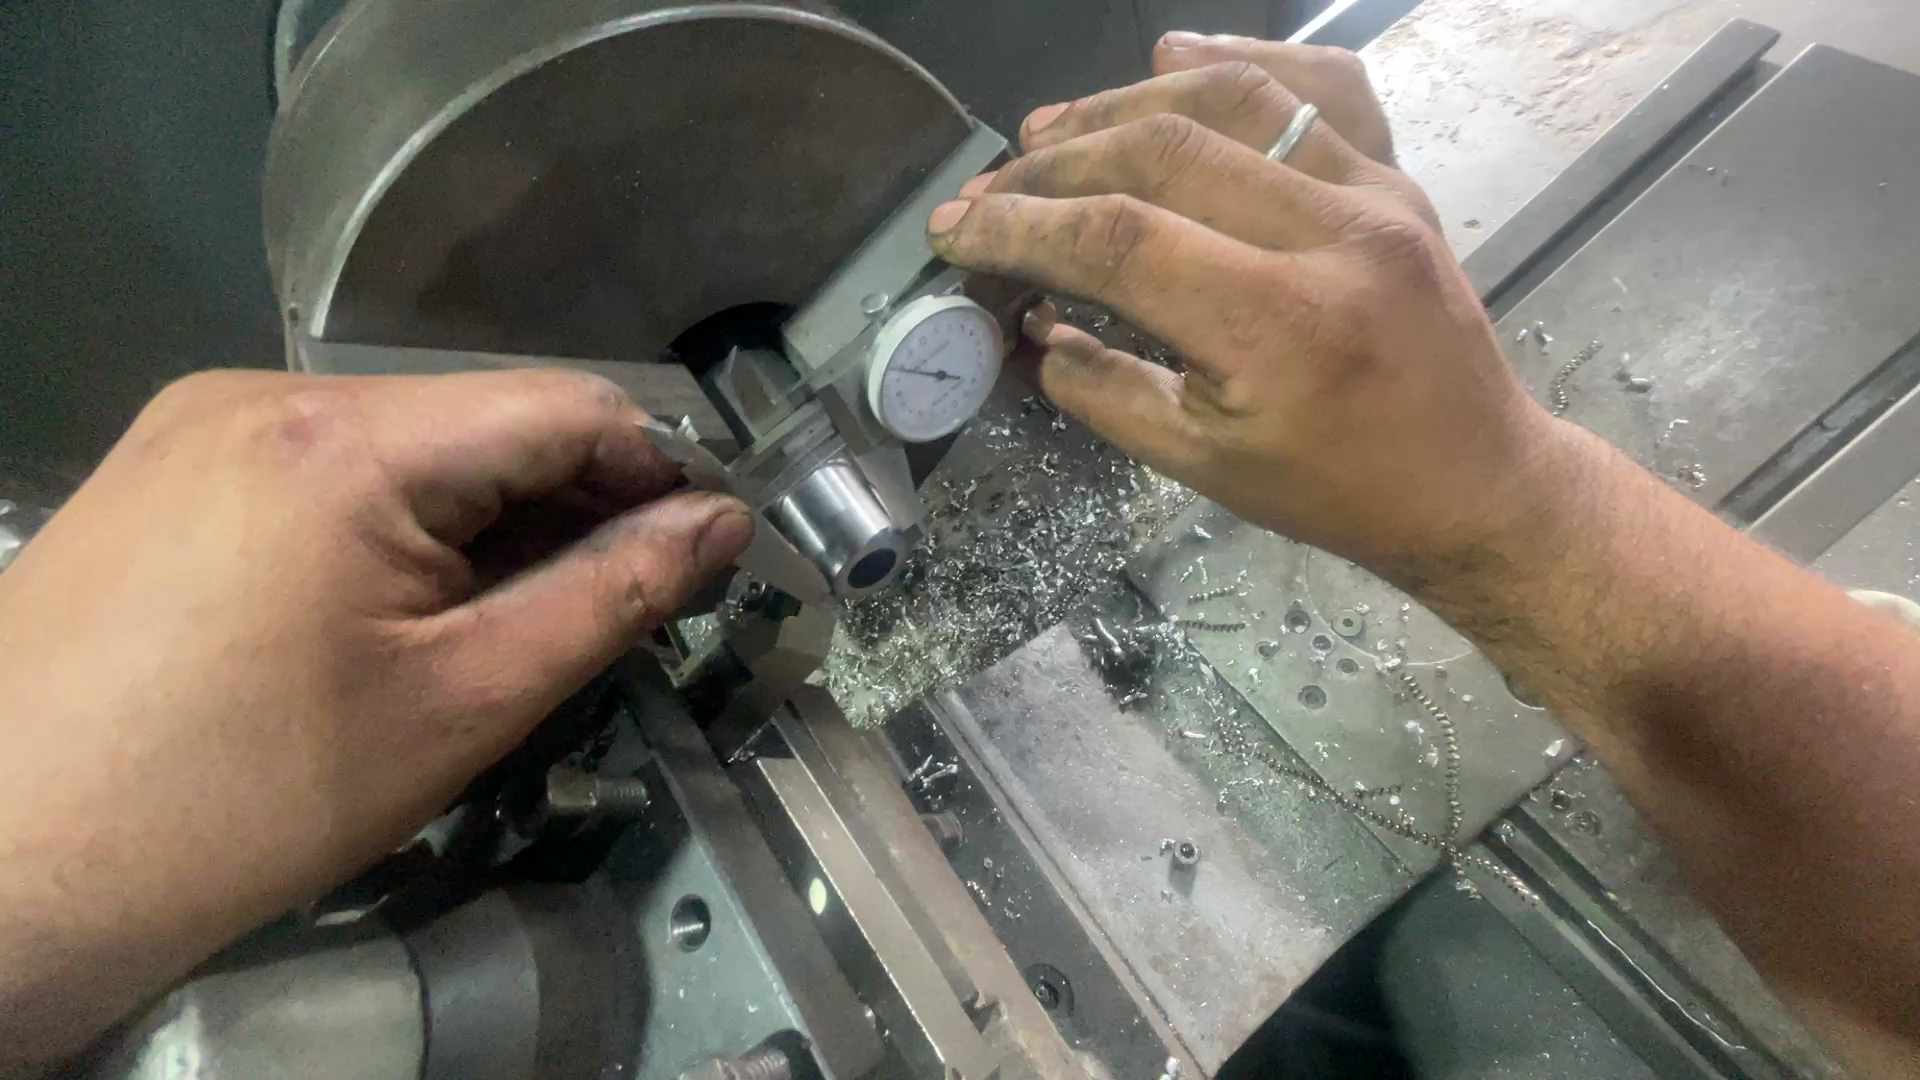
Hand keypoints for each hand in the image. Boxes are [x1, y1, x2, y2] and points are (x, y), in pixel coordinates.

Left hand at [0, 370, 751, 1063]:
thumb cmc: (253, 798)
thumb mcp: (479, 693)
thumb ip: (620, 590)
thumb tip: (723, 523)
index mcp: (348, 443)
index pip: (572, 408)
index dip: (660, 468)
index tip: (701, 543)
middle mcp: (278, 396)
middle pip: (507, 419)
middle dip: (592, 499)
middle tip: (630, 590)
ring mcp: (221, 426)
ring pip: (446, 443)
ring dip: (522, 514)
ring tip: (544, 603)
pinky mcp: (195, 469)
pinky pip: (373, 467)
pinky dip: (445, 521)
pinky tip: (453, 594)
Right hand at [928, 35, 1562, 584]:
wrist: (1470, 480)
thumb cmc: (1331, 491)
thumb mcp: (1199, 464)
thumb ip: (1102, 391)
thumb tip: (1030, 330)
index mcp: (1278, 326)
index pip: (1118, 242)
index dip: (1020, 229)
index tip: (955, 230)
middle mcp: (1331, 233)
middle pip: (1161, 155)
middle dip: (1052, 166)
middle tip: (988, 189)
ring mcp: (1373, 191)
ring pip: (1229, 102)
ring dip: (1119, 107)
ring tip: (1045, 128)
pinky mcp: (1394, 179)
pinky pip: (1317, 85)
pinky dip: (1234, 61)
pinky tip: (1170, 62)